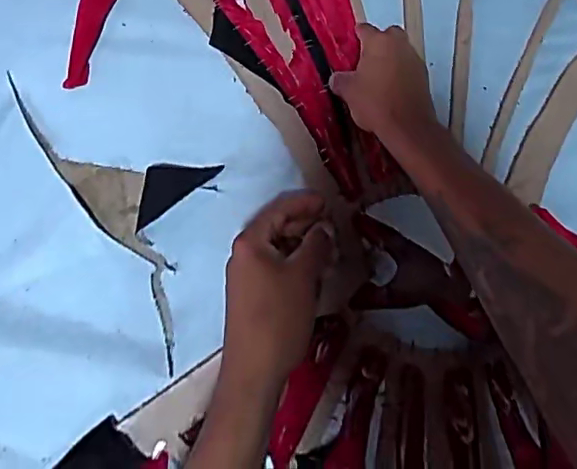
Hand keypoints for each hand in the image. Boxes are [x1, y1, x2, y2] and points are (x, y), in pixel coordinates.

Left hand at [221, 190, 336, 384]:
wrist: (254, 374)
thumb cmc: (278, 318)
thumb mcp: (304, 274)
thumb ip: (317, 242)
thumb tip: (324, 227)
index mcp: (250, 242)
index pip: (280, 208)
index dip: (306, 202)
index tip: (328, 202)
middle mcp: (244, 255)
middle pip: (278, 226)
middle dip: (307, 225)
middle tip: (333, 228)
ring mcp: (246, 276)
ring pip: (280, 248)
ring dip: (305, 246)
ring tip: (329, 252)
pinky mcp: (252, 295)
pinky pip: (276, 267)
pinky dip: (297, 264)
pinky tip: (316, 274)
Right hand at [330, 24, 436, 146]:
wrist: (407, 126)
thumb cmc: (375, 102)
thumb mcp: (348, 91)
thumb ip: (340, 80)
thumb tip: (336, 78)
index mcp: (378, 41)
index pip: (364, 29)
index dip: (355, 36)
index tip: (350, 46)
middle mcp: (399, 44)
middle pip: (387, 35)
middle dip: (378, 43)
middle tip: (366, 60)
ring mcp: (414, 58)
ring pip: (400, 50)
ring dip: (391, 58)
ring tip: (378, 77)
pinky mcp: (424, 74)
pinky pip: (409, 66)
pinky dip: (401, 72)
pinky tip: (392, 87)